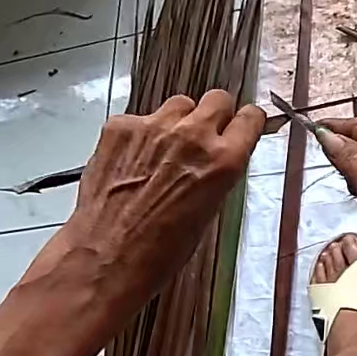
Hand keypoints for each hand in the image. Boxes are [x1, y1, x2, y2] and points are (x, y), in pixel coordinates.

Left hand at [0, 90, 264, 355]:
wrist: (106, 257)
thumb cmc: (161, 250)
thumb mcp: (209, 211)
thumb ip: (218, 173)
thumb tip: (218, 159)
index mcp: (223, 161)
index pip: (250, 118)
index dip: (248, 121)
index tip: (243, 124)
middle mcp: (193, 136)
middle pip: (217, 99)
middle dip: (215, 114)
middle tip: (204, 135)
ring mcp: (154, 126)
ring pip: (179, 104)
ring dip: (178, 121)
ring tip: (165, 150)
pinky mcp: (121, 127)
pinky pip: (141, 118)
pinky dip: (140, 134)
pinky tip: (132, 161)